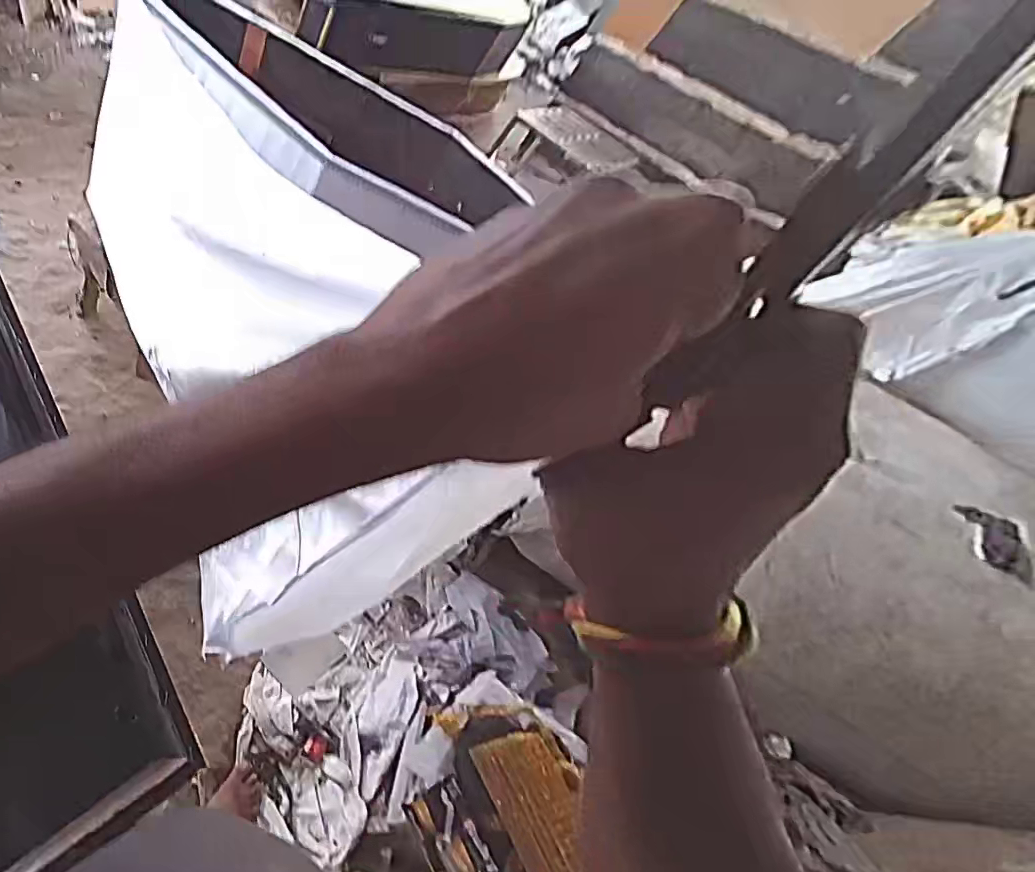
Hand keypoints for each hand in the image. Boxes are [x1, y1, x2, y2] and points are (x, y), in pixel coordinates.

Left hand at [343, 177, 749, 464]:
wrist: (400, 382)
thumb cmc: (500, 396)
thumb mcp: (615, 411)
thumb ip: (655, 374)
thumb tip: (640, 374)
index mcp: (693, 236)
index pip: (730, 277)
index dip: (694, 328)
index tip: (665, 357)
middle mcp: (623, 200)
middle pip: (661, 250)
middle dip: (642, 299)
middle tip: (603, 357)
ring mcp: (548, 206)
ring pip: (594, 248)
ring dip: (584, 289)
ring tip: (540, 352)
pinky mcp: (490, 225)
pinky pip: (533, 254)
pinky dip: (528, 285)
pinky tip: (502, 336)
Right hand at [540, 307, 863, 635]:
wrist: (652, 604)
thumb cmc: (618, 545)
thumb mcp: (582, 469)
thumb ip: (592, 406)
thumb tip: (585, 357)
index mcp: (762, 436)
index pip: (793, 330)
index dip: (734, 309)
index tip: (675, 315)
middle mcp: (810, 436)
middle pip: (818, 336)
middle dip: (750, 323)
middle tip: (681, 334)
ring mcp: (814, 449)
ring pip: (812, 361)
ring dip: (751, 351)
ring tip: (682, 364)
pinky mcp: (800, 460)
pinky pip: (799, 391)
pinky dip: (753, 379)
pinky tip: (692, 396)